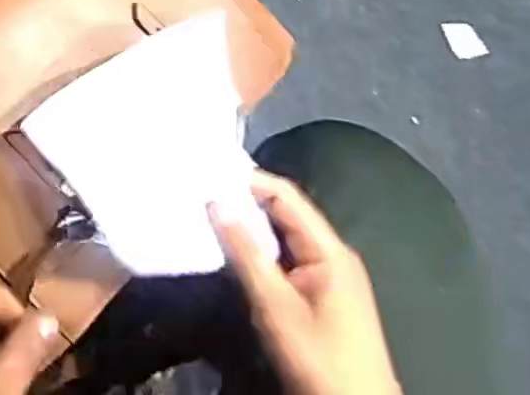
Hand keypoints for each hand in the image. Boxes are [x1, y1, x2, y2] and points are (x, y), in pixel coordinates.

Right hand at [212, 171, 402, 394]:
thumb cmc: (319, 358)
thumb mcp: (276, 306)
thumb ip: (245, 253)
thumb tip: (215, 203)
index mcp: (329, 250)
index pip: (285, 195)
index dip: (247, 179)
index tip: (207, 171)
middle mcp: (330, 253)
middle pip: (283, 210)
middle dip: (243, 197)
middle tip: (199, 187)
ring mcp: (326, 273)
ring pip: (280, 232)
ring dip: (247, 221)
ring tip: (206, 208)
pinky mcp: (317, 290)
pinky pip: (282, 252)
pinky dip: (255, 244)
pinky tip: (228, 242)